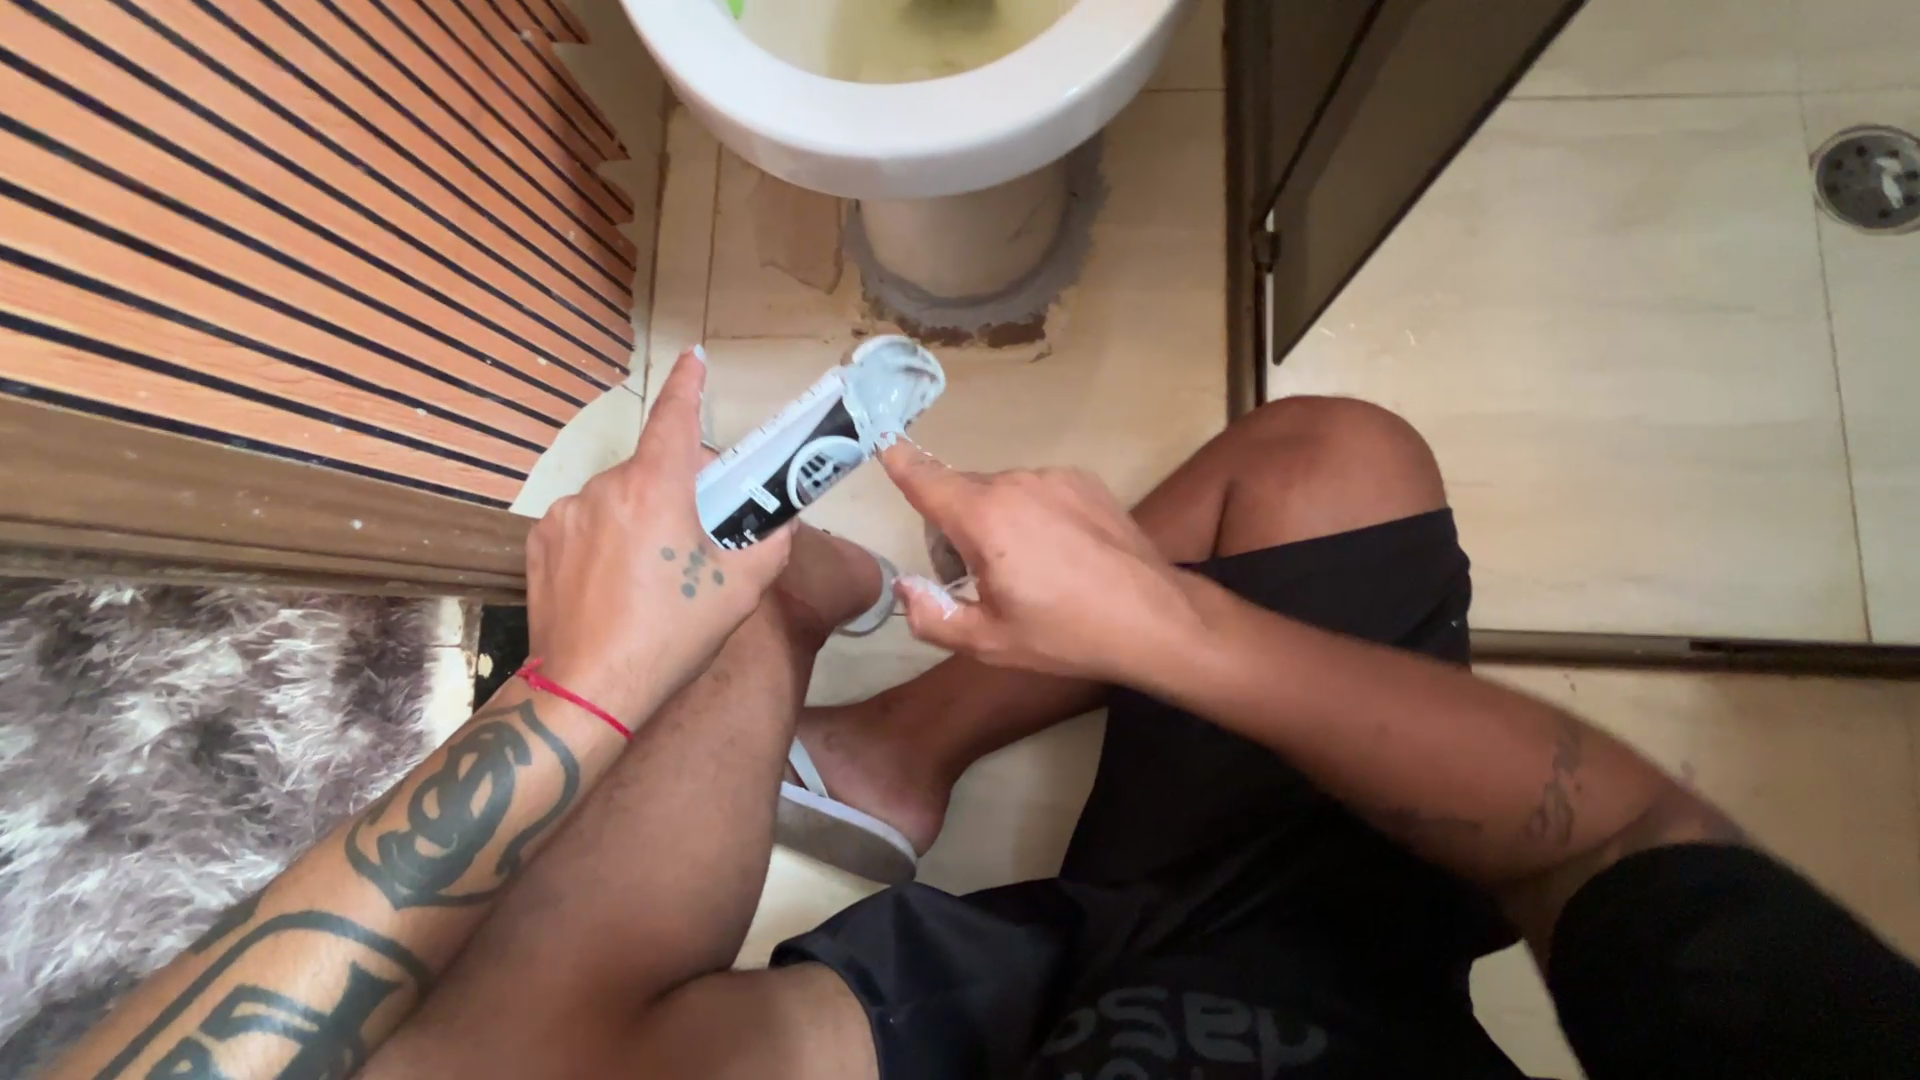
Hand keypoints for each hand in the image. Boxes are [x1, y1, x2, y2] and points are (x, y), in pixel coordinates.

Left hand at [525, 350, 792, 726]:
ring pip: (618, 497)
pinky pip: (586, 521)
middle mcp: (604, 489)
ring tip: (652, 569)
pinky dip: (607, 534)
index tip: (695, 358)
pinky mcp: (539, 542)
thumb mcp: (740, 591)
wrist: (589, 690)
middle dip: (679, 486)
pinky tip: (615, 579)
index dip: (689, 385)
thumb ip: (770, 546)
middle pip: (653, 468)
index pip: (674, 419)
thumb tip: (781, 525)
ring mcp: (564, 515)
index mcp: (655, 491)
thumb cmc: (672, 634)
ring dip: (642, 514)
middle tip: (699, 533)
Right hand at [878, 440, 1201, 681]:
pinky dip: (1032, 512)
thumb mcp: (990, 641)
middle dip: (955, 525)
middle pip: (963, 492)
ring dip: (996, 519)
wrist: (1154, 617)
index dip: (900, 463)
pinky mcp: (1085, 480)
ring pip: (1001, 491)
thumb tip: (904, 587)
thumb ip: (933, 616)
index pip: (926, 479)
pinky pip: (1038, 489)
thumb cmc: (1066, 634)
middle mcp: (1016, 483)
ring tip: (1029, 568)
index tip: (884, 444)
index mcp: (985, 518)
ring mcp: (1055, 477)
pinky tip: (1060, 551)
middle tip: (980, 577)